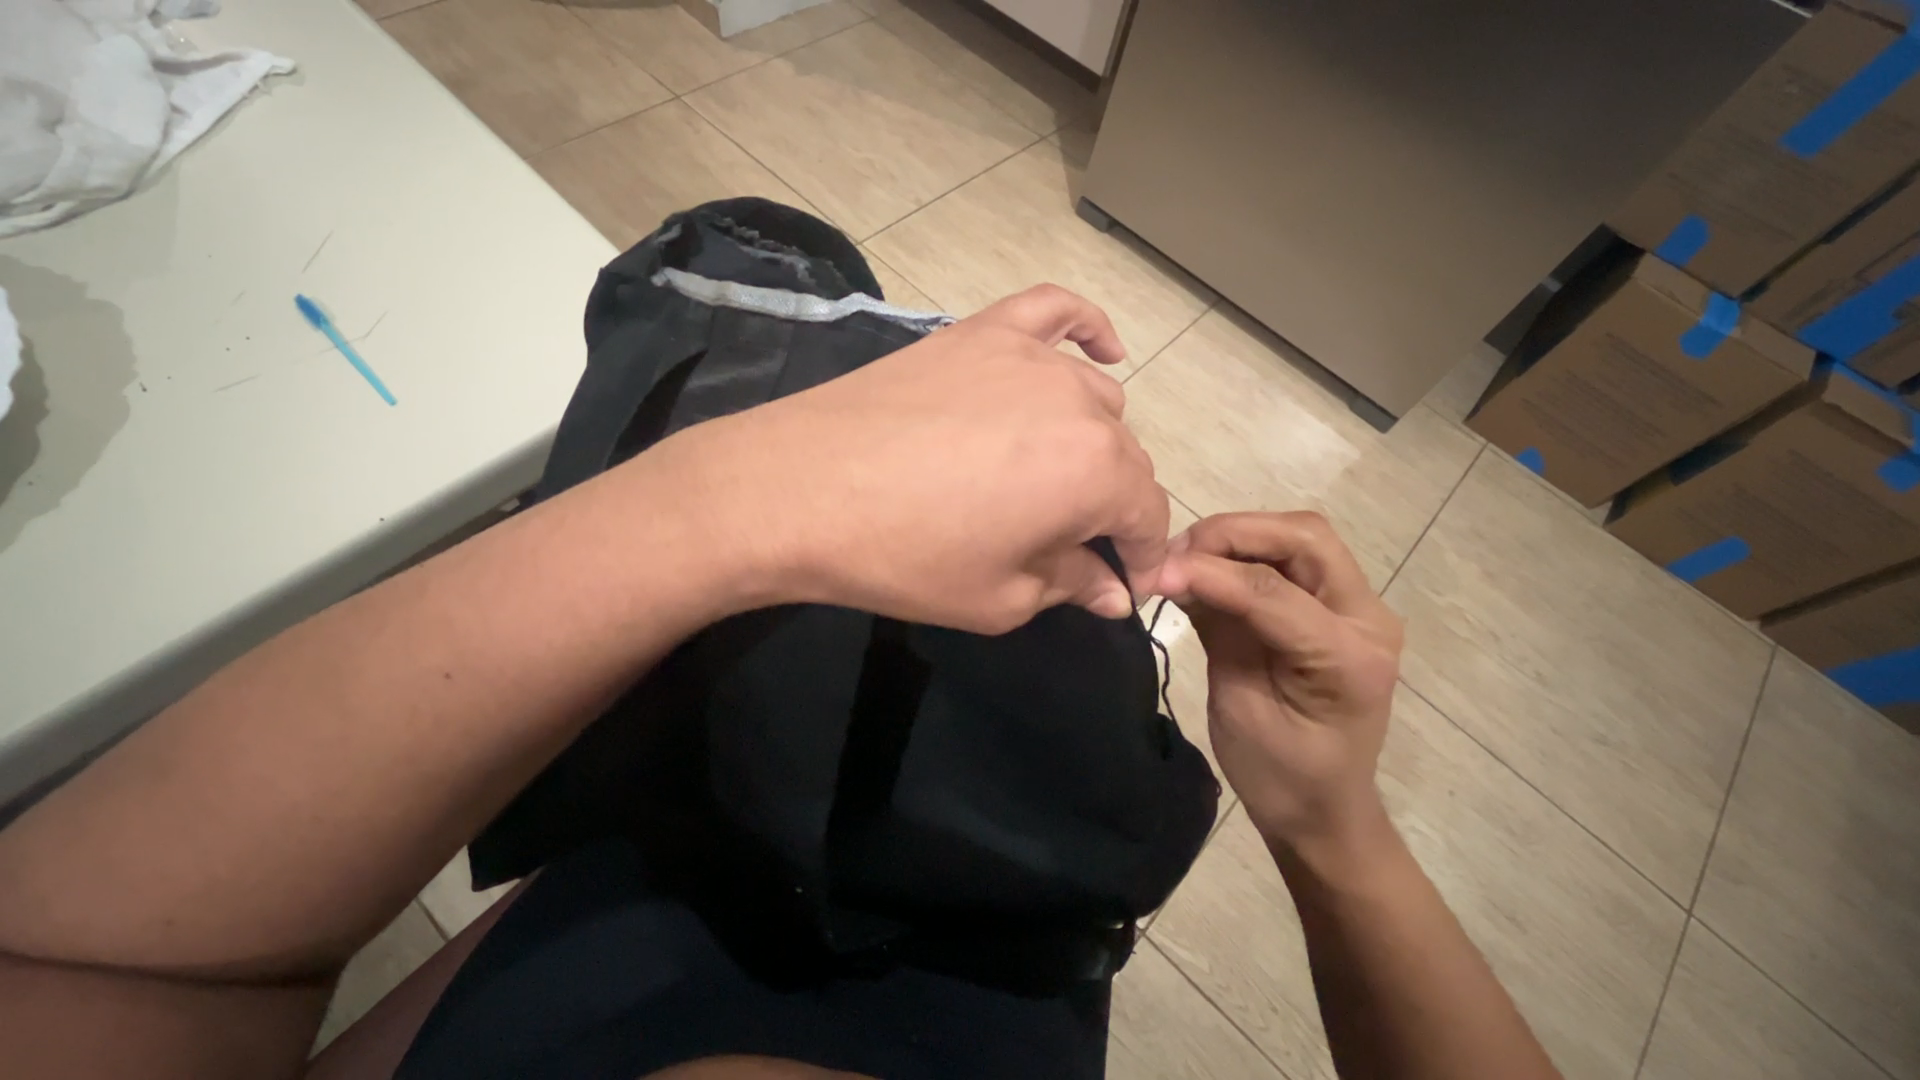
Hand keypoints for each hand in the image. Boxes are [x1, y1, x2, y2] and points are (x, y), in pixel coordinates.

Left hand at [638, 285, 1169, 634]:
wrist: (799, 490)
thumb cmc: (905, 557)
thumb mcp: (1000, 598)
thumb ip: (1072, 586)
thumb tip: (1115, 593)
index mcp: (1096, 472)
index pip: (1147, 516)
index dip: (1141, 557)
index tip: (1123, 586)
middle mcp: (1079, 404)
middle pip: (1125, 457)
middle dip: (1112, 507)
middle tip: (1071, 544)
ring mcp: (1030, 357)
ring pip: (1096, 396)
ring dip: (1092, 440)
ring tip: (1051, 475)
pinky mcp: (983, 331)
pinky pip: (1056, 311)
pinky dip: (1088, 326)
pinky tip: (1100, 350)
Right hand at [1156, 512, 1401, 855]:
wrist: (1321, 810)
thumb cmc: (1279, 775)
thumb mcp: (1240, 707)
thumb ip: (1218, 630)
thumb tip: (1170, 571)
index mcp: (1348, 656)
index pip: (1275, 590)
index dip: (1212, 572)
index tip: (1156, 570)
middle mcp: (1363, 619)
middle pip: (1304, 537)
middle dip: (1234, 532)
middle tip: (1176, 553)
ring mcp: (1353, 610)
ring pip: (1300, 537)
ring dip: (1239, 536)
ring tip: (1185, 557)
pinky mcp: (1332, 607)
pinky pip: (1290, 560)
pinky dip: (1244, 553)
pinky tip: (1204, 568)